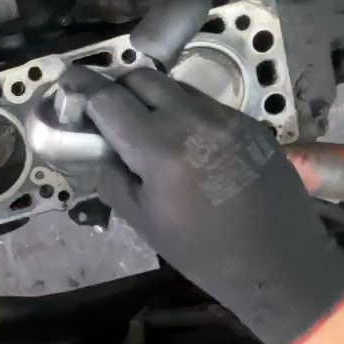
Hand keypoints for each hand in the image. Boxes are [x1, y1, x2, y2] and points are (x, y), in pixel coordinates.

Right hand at [83, 70, 343, 343]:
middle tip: (104, 108)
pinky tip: (184, 143)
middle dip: (117, 86)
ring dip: (151, 97)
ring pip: (176, 87)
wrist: (279, 265)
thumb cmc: (200, 252)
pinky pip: (205, 104)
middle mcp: (193, 120)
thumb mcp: (141, 220)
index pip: (108, 99)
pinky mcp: (250, 122)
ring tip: (144, 125)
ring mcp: (227, 117)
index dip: (81, 85)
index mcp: (160, 148)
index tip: (64, 78)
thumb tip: (95, 147)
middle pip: (142, 78)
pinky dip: (183, 113)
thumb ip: (111, 175)